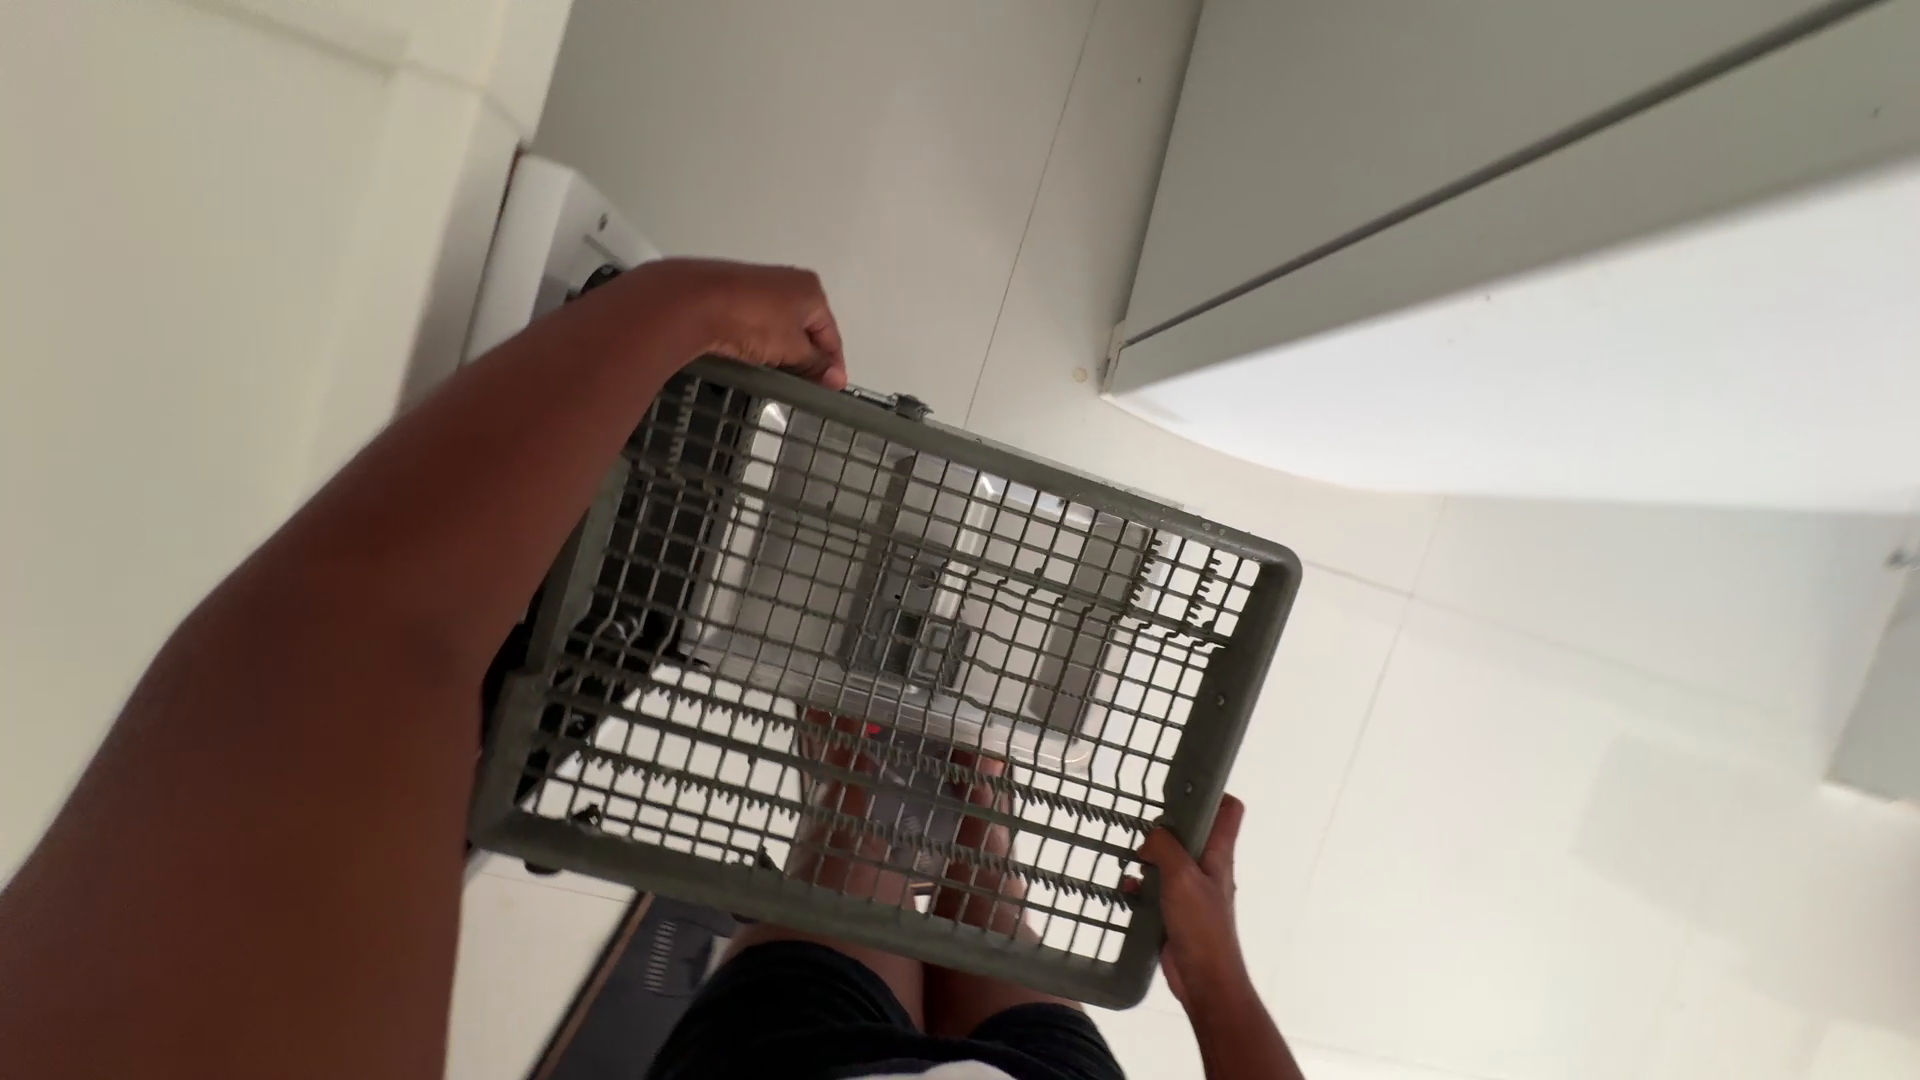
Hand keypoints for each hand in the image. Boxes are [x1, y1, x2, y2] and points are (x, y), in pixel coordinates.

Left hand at [607, 257, 847, 388]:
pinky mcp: (734, 293)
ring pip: (782, 326)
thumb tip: (837, 379)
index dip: (833, 364)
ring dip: (784, 351)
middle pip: (808, 329)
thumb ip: (816, 364)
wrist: (695, 302)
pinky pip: (759, 323)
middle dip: (808, 357)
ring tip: (780, 375)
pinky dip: (762, 342)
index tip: (832, 389)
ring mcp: (759, 285)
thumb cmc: (755, 322)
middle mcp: (789, 281)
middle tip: (806, 385)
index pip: (831, 334)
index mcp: (811, 290)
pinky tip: (756, 358)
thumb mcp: (793, 349)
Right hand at [1138, 793, 1247, 1008]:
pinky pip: (1156, 887)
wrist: (1204, 981)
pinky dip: (1141, 885)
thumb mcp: (1181, 876)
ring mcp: (1192, 889)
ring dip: (1149, 857)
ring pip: (1169, 859)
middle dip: (1166, 825)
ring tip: (1131, 857)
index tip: (1183, 785)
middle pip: (1191, 832)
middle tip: (1144, 824)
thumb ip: (1164, 847)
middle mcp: (1207, 867)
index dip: (1212, 793)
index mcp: (1217, 854)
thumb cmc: (1200, 926)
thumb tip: (1150, 839)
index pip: (1228, 811)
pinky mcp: (1176, 910)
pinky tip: (1128, 889)